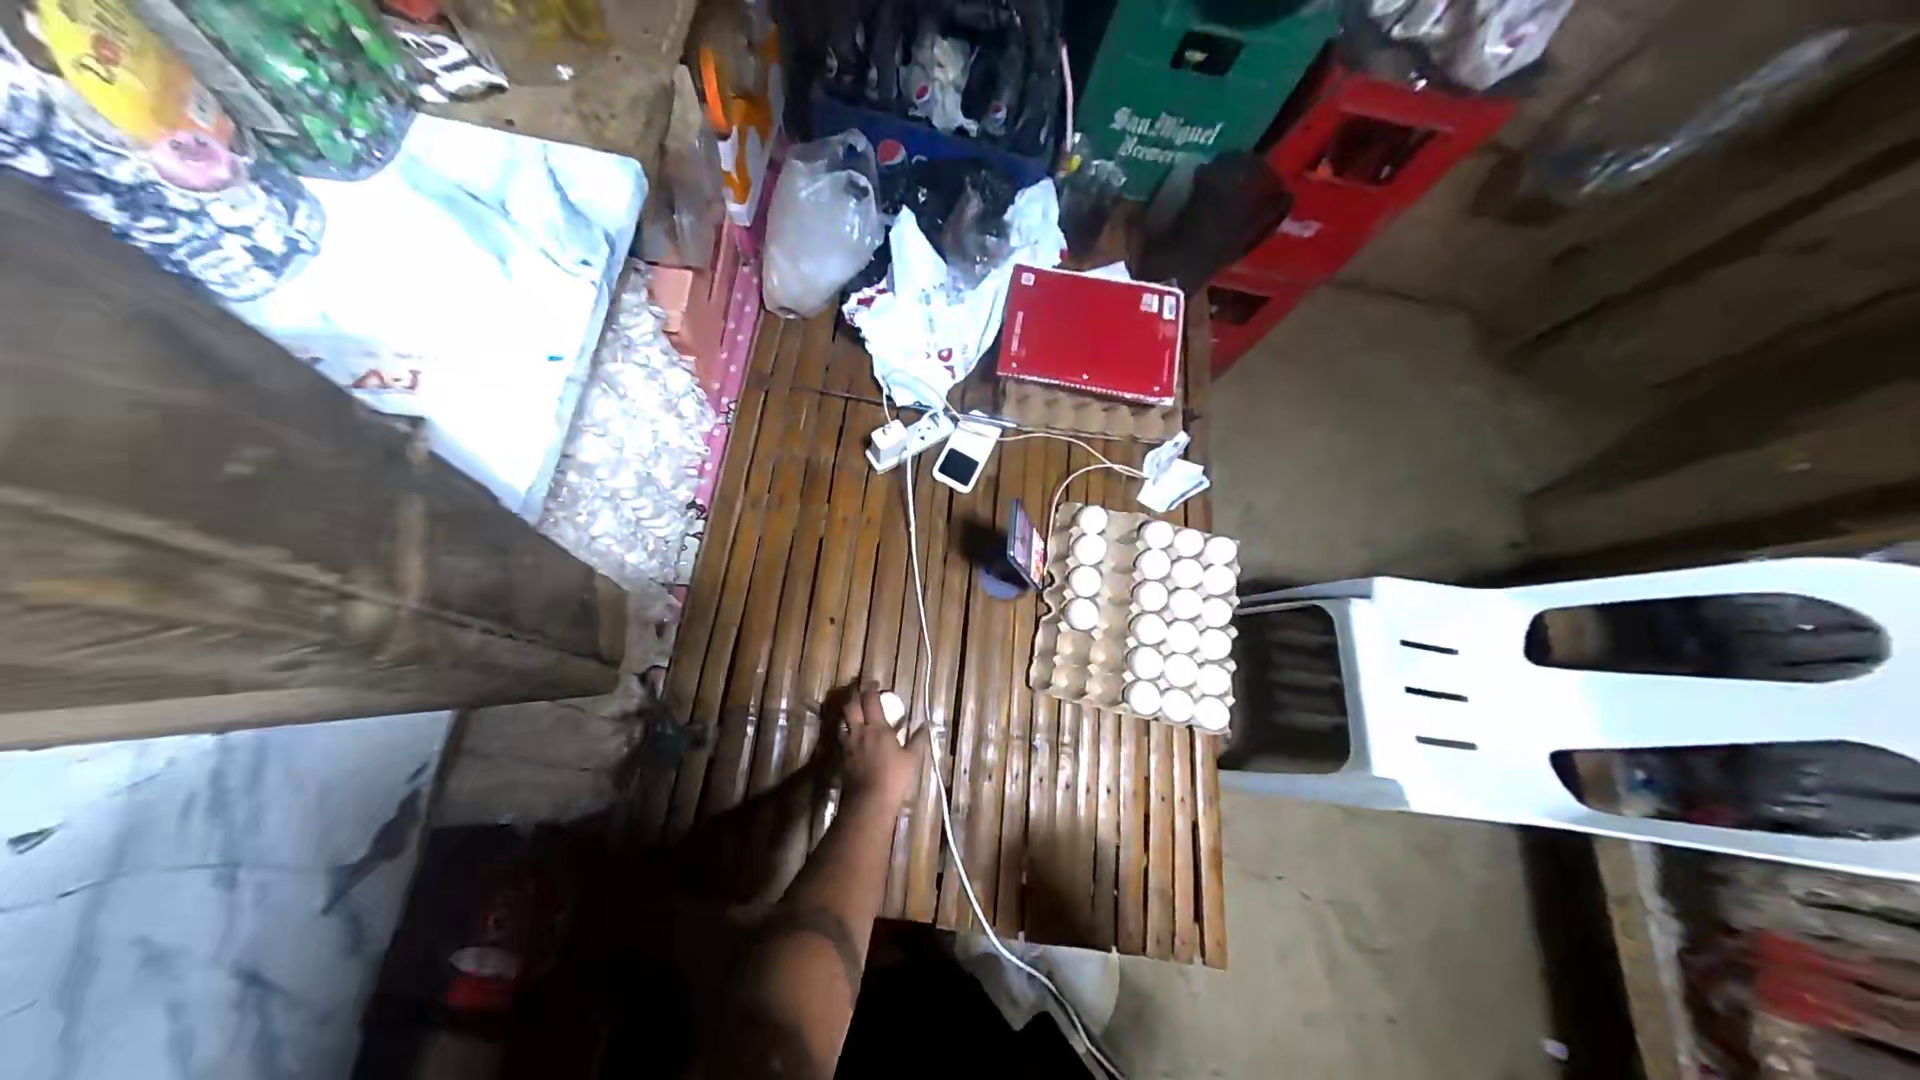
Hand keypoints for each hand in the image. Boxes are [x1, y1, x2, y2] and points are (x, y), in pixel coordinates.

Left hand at [838, 684, 927, 810]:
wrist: (869, 801)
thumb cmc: (894, 777)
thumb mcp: (912, 758)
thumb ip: (918, 739)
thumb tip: (926, 725)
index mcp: (877, 728)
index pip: (871, 701)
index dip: (871, 688)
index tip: (873, 682)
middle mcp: (859, 731)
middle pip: (851, 706)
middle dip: (854, 694)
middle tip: (859, 689)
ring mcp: (848, 744)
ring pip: (842, 720)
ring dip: (847, 712)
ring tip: (852, 709)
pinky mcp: (842, 756)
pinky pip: (841, 736)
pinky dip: (845, 729)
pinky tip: (849, 733)